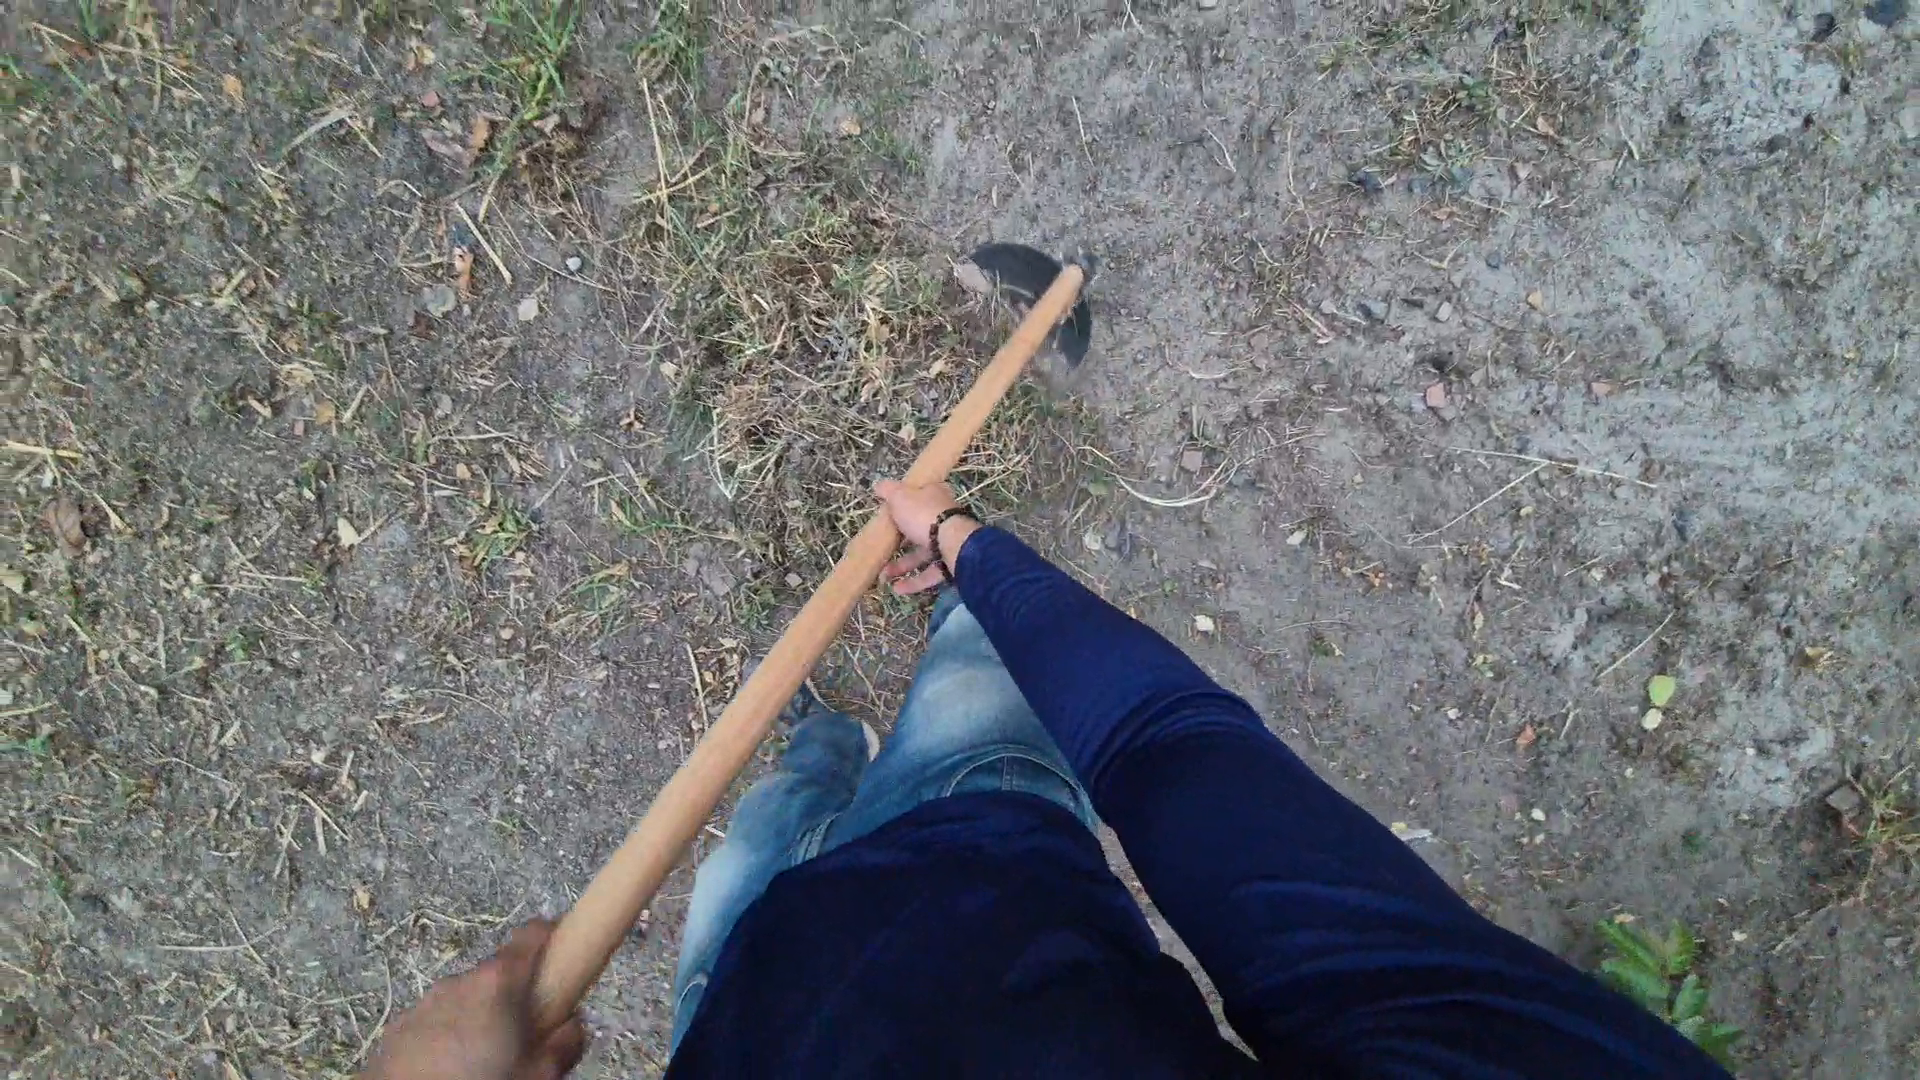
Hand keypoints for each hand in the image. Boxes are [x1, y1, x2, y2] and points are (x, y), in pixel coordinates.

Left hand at [362, 920, 586, 1079]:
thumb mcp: (539, 1075)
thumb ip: (566, 1041)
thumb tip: (571, 1024)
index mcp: (499, 981)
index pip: (535, 931)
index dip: (555, 938)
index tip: (566, 960)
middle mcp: (461, 981)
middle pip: (500, 972)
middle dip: (515, 994)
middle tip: (523, 1034)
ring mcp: (422, 1005)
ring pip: (465, 999)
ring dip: (478, 1018)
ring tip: (479, 1062)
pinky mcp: (393, 1033)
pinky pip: (433, 1023)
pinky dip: (445, 1037)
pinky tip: (445, 1074)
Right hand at [875, 479, 978, 595]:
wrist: (952, 541)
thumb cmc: (923, 514)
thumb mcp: (900, 497)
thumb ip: (888, 491)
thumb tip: (878, 485)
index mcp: (935, 497)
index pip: (923, 495)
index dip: (908, 503)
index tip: (892, 514)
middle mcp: (945, 518)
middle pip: (920, 528)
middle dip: (900, 542)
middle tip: (882, 550)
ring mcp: (949, 542)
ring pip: (923, 554)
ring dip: (903, 565)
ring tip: (884, 577)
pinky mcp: (951, 563)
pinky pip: (930, 573)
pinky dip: (914, 582)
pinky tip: (897, 589)